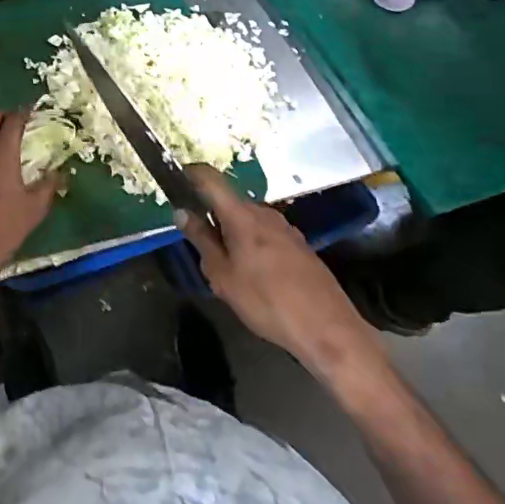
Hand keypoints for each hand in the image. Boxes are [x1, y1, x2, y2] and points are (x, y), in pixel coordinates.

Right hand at [176, 165, 386, 373]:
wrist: (328, 329)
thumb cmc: (267, 302)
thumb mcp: (223, 276)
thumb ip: (201, 241)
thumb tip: (182, 213)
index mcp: (242, 215)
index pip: (211, 179)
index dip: (191, 174)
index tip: (176, 182)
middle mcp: (264, 213)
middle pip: (229, 202)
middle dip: (211, 216)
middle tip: (199, 246)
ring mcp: (285, 228)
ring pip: (248, 220)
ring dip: (232, 233)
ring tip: (227, 267)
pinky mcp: (299, 245)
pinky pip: (265, 234)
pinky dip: (251, 244)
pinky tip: (254, 275)